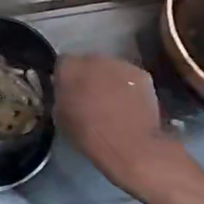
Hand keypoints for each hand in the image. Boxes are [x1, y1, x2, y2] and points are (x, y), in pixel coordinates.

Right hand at [54, 53, 189, 195]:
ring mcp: (121, 64)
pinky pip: (130, 77)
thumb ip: (62, 97)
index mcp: (70, 68)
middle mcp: (95, 59)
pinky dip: (128, 87)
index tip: (67, 91)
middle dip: (88, 76)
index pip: (62, 63)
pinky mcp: (142, 74)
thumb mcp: (61, 117)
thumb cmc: (88, 135)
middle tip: (90, 97)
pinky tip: (130, 105)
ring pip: (111, 68)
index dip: (65, 77)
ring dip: (109, 80)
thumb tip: (67, 92)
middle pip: (88, 62)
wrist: (129, 144)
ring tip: (112, 102)